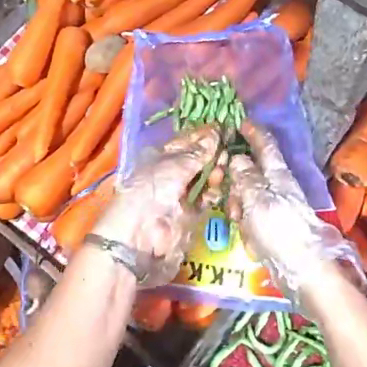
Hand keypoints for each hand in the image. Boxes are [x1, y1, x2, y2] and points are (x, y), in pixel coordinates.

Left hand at [91, 126, 219, 286]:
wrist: (141, 236)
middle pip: (198, 161)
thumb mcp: (174, 165)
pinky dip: (214, 193)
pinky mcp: (191, 215)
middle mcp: (171, 174)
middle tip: (226, 151)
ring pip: (205, 179)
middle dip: (213, 155)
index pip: (186, 143)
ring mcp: (181, 195)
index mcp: (161, 158)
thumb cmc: (151, 191)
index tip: (222, 130)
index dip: (203, 137)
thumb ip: (198, 152)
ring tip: (223, 169)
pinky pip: (207, 199)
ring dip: (215, 173)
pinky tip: (220, 187)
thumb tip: (215, 132)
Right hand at [225, 123, 359, 297]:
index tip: (242, 121)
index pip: (266, 147)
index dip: (254, 133)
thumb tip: (238, 157)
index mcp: (278, 176)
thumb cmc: (280, 230)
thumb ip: (246, 177)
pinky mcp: (273, 229)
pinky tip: (250, 240)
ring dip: (240, 207)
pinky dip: (247, 226)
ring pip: (248, 197)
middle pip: (252, 173)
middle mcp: (279, 188)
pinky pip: (252, 219)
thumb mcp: (258, 199)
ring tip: (240, 221)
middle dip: (237, 180)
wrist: (303, 270)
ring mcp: (277, 209)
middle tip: (229, 194)